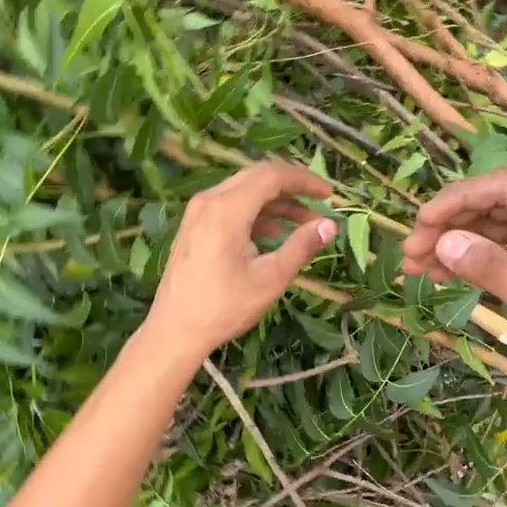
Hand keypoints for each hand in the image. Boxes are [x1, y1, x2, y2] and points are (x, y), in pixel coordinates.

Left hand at [148, 161, 336, 355]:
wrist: (176, 330)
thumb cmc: (225, 307)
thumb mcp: (270, 278)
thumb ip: (301, 247)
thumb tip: (329, 225)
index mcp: (227, 209)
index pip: (272, 176)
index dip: (304, 181)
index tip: (329, 195)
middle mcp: (209, 201)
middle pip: (257, 177)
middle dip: (292, 188)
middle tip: (319, 204)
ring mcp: (197, 212)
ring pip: (243, 191)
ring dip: (275, 203)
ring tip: (302, 224)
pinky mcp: (194, 227)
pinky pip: (229, 206)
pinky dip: (256, 213)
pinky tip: (272, 234)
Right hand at [402, 170, 506, 384]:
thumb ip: (491, 268)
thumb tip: (444, 242)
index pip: (503, 187)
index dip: (458, 199)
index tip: (421, 221)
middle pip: (494, 205)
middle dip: (450, 224)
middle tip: (410, 251)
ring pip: (492, 228)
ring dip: (455, 243)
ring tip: (415, 266)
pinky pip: (501, 250)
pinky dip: (471, 260)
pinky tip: (441, 274)